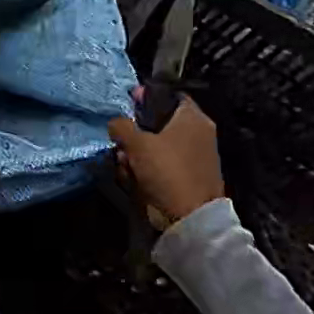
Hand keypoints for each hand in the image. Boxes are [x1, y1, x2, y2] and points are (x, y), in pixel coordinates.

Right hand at [108, 93, 222, 228]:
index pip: (170, 95)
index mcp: (193, 119)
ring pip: (155, 144)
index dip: (148, 96)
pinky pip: (160, 164)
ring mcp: (193, 157)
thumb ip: (121, 125)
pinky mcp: (186, 177)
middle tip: (122, 139)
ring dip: (136, 152)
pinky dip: (145, 169)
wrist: (190, 218)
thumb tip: (116, 124)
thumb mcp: (136, 142)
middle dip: (135, 131)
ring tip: (125, 163)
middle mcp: (198, 134)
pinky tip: (133, 177)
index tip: (129, 103)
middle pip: (158, 122)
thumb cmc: (167, 169)